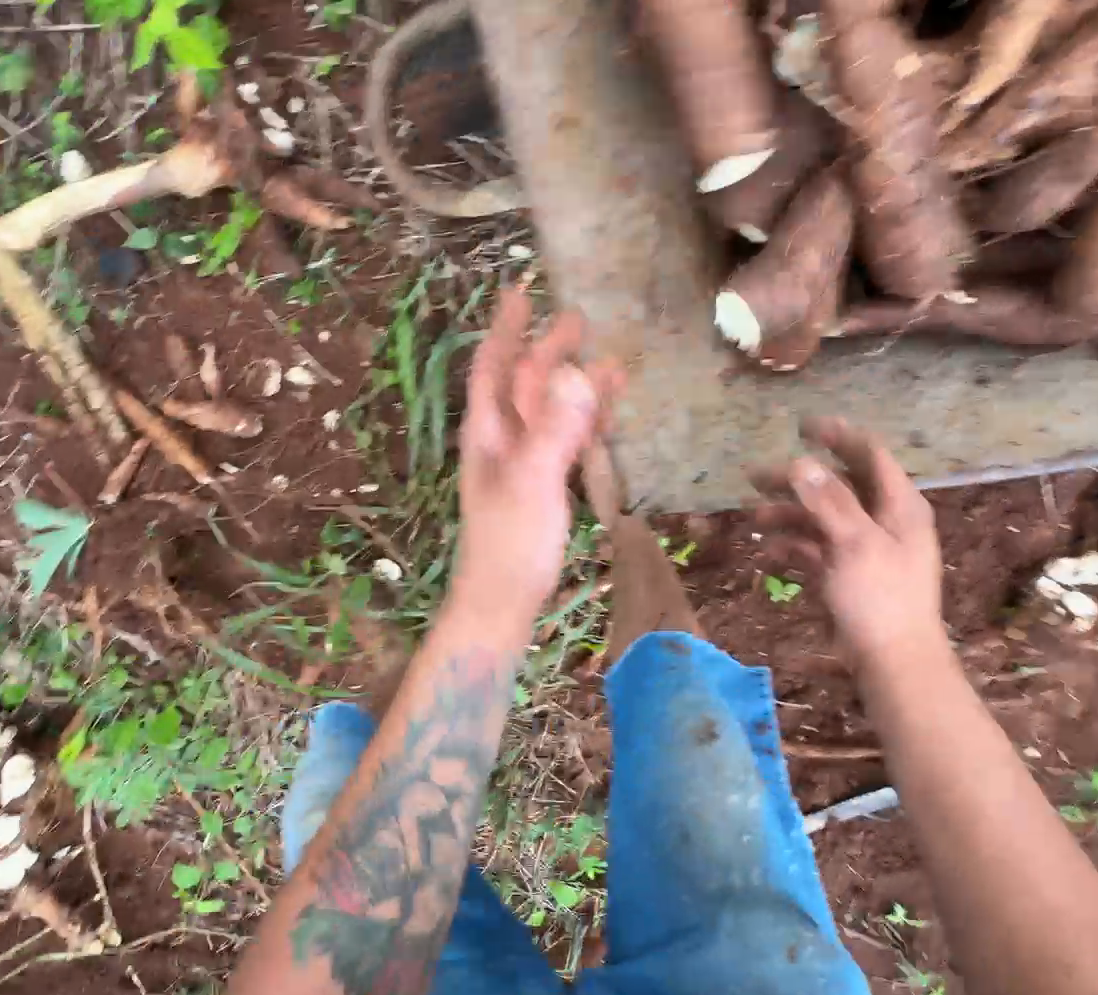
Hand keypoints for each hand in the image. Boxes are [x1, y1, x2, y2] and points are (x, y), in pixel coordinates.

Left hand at [450, 290, 600, 620]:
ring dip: (575, 384)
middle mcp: (502, 440)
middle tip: (578, 318)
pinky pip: (566, 441)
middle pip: (524, 383)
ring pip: (550, 411)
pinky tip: (608, 410)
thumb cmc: (510, 543)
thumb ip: (553, 429)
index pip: (492, 368)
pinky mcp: (545, 485)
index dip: (504, 330)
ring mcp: (525, 462)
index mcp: (487, 432)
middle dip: (547, 350)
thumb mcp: (532, 482)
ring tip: (610, 360)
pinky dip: (586, 421)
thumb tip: (577, 372)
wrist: (503, 599)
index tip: (519, 292)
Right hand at [755, 418, 942, 660]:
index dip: (837, 436)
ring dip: (788, 515)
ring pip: (820, 518)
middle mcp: (882, 521)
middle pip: (836, 487)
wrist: (892, 661)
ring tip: (755, 519)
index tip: (801, 426)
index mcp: (898, 506)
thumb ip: (830, 501)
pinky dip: (793, 547)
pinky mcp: (845, 574)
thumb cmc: (881, 598)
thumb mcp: (856, 544)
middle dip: (797, 481)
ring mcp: (862, 548)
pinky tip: (769, 554)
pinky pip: (815, 549)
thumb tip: (801, 463)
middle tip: (754, 476)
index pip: (869, 456)